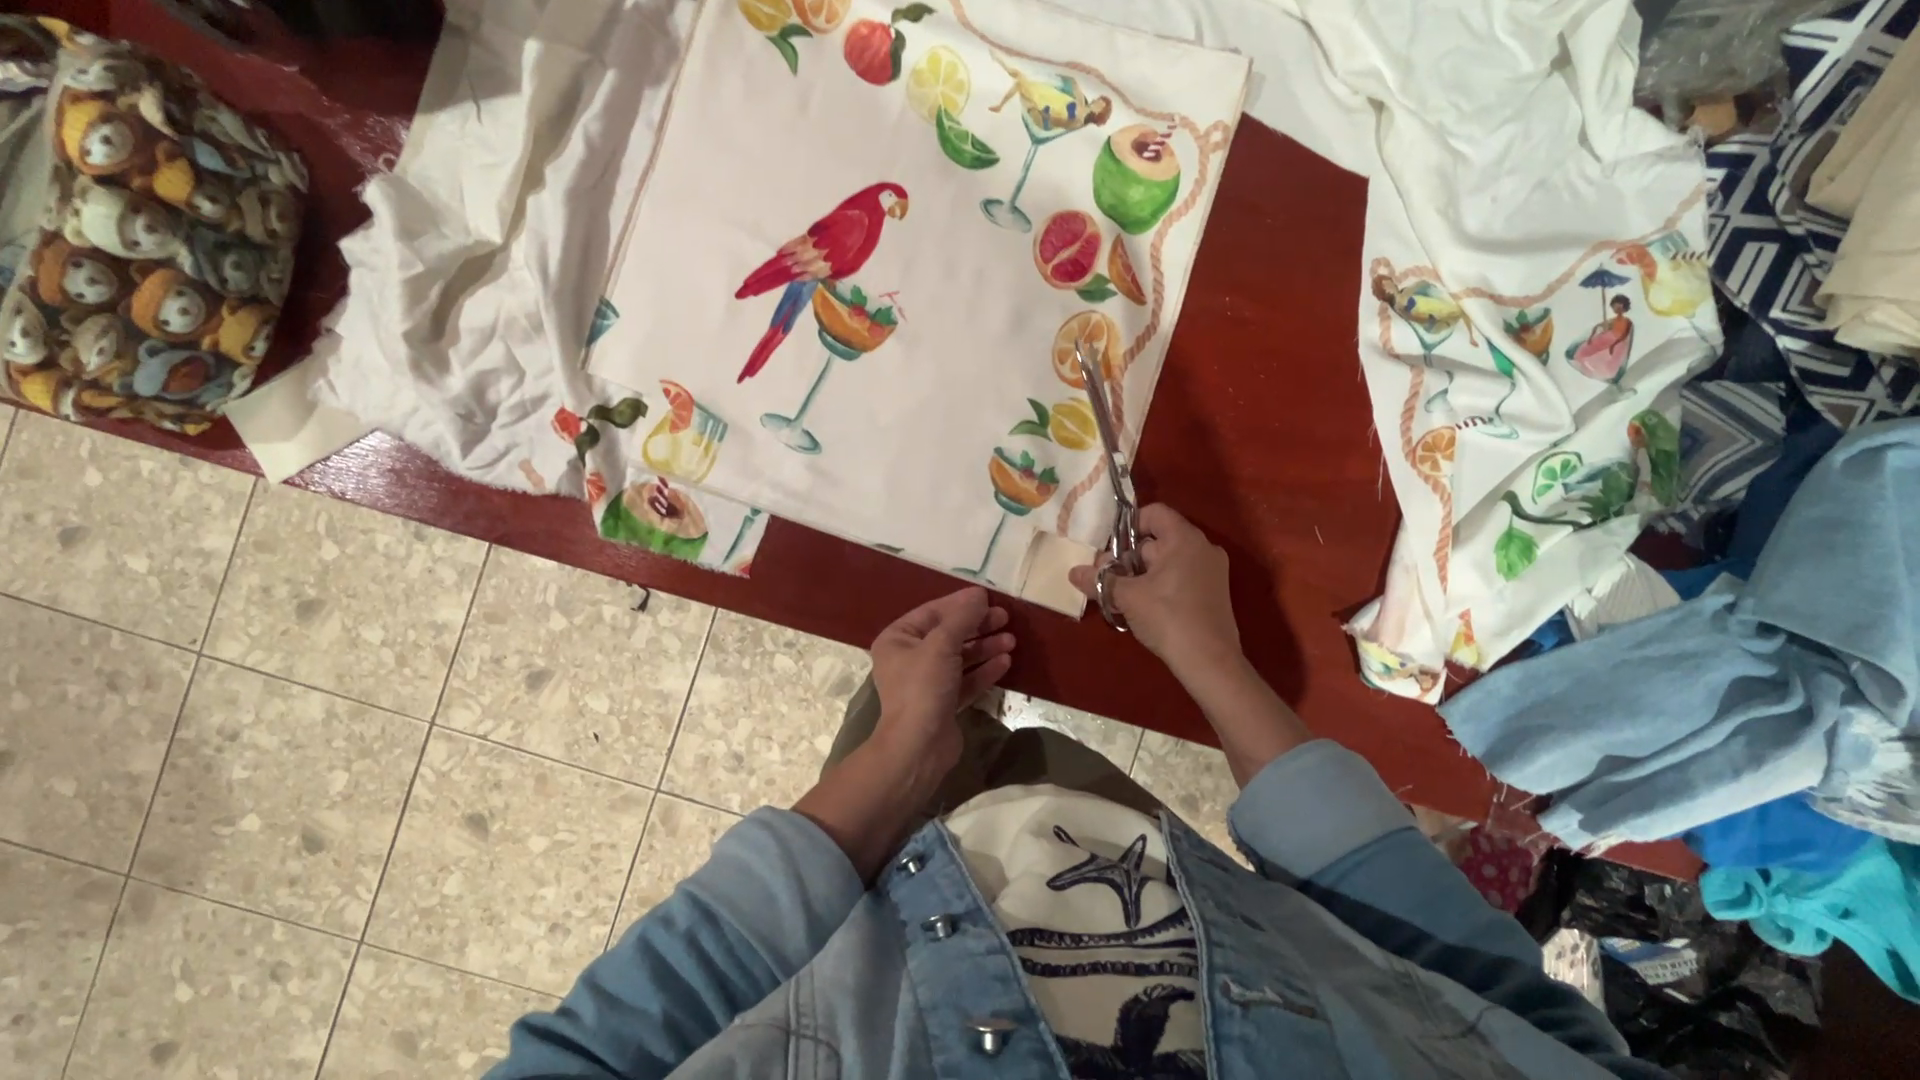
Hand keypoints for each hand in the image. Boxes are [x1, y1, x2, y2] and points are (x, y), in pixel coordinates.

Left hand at [867, 586, 1014, 785]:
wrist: (919, 745)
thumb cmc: (923, 687)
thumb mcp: (942, 644)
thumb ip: (962, 617)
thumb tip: (979, 594)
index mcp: (898, 639)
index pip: (932, 612)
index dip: (961, 604)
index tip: (989, 598)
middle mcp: (909, 659)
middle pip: (948, 635)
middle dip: (977, 626)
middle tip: (1005, 618)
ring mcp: (926, 683)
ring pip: (960, 658)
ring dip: (985, 648)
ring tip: (1012, 641)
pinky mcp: (943, 704)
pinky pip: (966, 680)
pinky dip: (984, 671)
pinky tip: (1005, 662)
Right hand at [1069, 504, 1239, 683]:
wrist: (1209, 661)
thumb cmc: (1168, 618)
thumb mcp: (1127, 597)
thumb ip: (1099, 580)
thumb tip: (1074, 572)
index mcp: (1185, 538)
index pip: (1154, 513)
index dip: (1128, 525)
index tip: (1110, 549)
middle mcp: (1203, 547)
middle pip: (1159, 539)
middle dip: (1130, 557)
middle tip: (1110, 579)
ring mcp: (1212, 571)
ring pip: (1169, 561)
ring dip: (1143, 575)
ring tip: (1123, 598)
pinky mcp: (1214, 593)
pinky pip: (1182, 577)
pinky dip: (1162, 586)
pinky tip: (1146, 609)